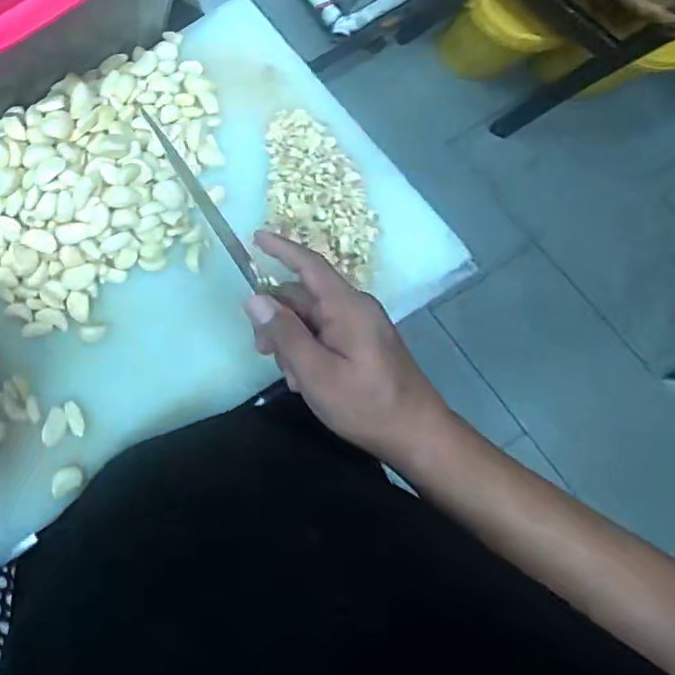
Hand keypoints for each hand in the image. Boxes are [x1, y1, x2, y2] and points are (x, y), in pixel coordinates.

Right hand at [243, 231, 458, 466]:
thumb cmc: (367, 405)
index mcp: (347, 307)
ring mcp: (360, 325)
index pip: (310, 266)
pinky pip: (323, 332)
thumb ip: (285, 333)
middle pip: (302, 296)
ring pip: (308, 317)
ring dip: (290, 340)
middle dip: (275, 318)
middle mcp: (354, 308)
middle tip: (261, 352)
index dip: (281, 249)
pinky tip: (304, 378)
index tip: (255, 236)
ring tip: (291, 376)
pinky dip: (306, 348)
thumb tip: (254, 298)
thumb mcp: (316, 373)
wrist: (419, 437)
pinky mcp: (362, 342)